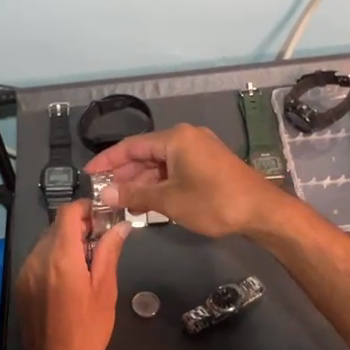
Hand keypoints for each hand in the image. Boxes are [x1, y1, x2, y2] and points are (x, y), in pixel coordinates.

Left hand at [15, 201, 129, 349]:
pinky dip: (54, 259)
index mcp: (60, 257)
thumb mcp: (105, 290)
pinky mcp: (21, 285)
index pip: (67, 213)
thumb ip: (109, 253)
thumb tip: (120, 226)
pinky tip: (70, 278)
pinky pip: (38, 259)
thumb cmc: (87, 331)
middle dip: (79, 228)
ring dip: (66, 243)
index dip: (86, 208)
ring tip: (88, 263)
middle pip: (57, 227)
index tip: (104, 217)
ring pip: (47, 242)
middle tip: (102, 242)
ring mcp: (25, 272)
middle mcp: (37, 258)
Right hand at [83, 124, 290, 237]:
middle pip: (145, 153)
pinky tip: (146, 201)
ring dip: (141, 181)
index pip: (131, 145)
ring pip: (160, 163)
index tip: (88, 174)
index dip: (107, 161)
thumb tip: (104, 195)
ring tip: (120, 201)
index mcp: (175, 138)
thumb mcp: (169, 200)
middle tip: (102, 193)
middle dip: (123, 174)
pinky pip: (174, 169)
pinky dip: (159, 183)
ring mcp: (199, 150)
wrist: (261, 211)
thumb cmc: (213, 202)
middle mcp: (186, 137)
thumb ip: (134, 195)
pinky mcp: (208, 164)